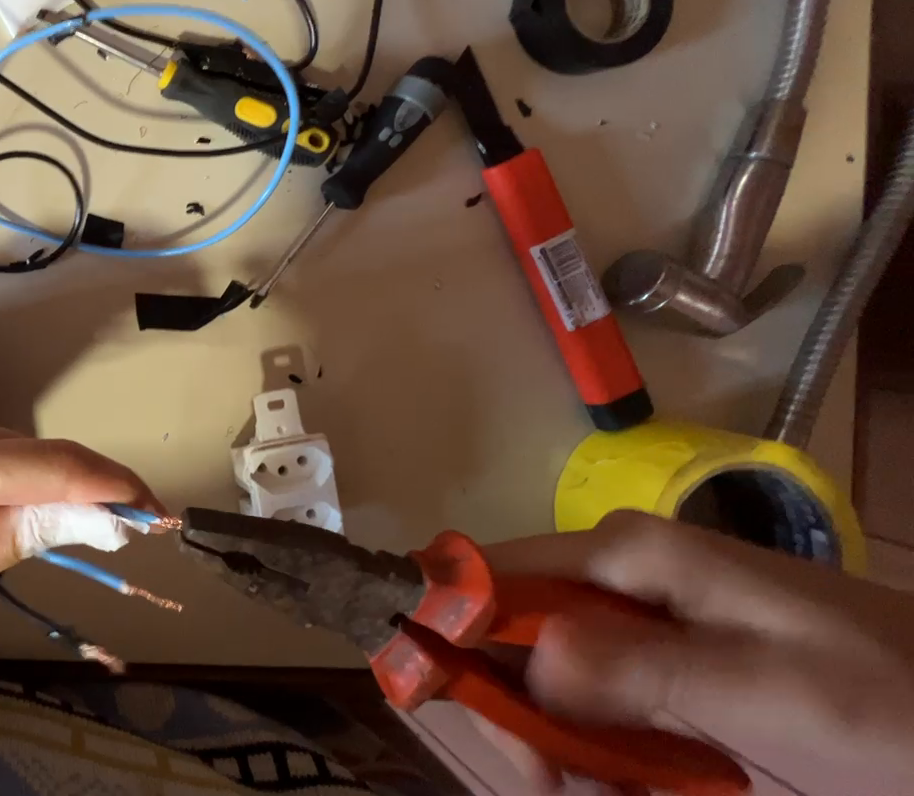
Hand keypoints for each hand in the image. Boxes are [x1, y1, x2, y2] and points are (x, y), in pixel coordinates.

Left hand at [0, 398, 158, 643]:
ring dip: (29, 476)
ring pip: (0, 440)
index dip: (104, 480)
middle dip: (72, 483)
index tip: (149, 503)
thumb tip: (90, 514)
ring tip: (27, 524)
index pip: (41, 464)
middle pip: (24, 448)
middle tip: (111, 524)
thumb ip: (14, 537)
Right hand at [481, 511, 913, 788]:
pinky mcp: (660, 642)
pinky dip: (594, 734)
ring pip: (544, 658)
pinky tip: (628, 778)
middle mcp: (609, 566)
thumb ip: (636, 666)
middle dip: (511, 697)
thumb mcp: (771, 688)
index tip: (462, 706)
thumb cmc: (891, 694)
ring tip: (590, 790)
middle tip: (545, 779)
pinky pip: (590, 681)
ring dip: (551, 727)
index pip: (490, 573)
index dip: (455, 627)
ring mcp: (634, 603)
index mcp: (620, 551)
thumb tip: (525, 666)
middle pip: (509, 621)